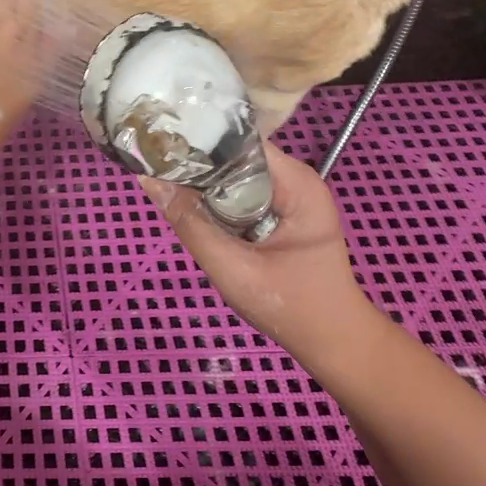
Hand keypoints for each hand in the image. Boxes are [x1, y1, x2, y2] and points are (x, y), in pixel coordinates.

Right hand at [139, 144, 369, 351]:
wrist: (335, 344)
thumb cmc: (291, 307)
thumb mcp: (233, 270)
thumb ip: (190, 224)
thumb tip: (150, 179)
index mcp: (296, 183)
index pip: (240, 142)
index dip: (200, 141)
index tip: (160, 143)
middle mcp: (294, 179)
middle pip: (235, 156)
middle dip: (197, 162)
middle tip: (155, 164)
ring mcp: (289, 194)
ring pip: (234, 175)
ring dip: (204, 182)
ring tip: (165, 179)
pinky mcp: (280, 211)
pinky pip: (239, 192)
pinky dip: (215, 198)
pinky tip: (189, 203)